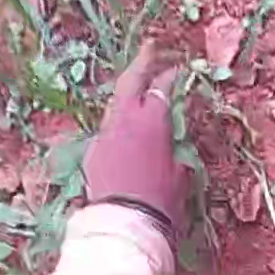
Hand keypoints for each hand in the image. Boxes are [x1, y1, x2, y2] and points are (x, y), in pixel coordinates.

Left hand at [86, 41, 185, 231]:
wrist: (128, 226)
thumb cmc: (162, 205)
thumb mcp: (180, 179)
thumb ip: (178, 155)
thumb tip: (178, 151)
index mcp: (152, 121)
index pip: (164, 88)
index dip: (173, 78)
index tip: (180, 73)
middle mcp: (125, 120)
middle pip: (132, 80)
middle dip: (143, 62)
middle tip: (150, 49)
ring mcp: (105, 135)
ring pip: (115, 105)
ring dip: (127, 96)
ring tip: (135, 92)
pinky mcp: (93, 154)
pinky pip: (107, 133)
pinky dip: (117, 128)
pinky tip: (123, 136)